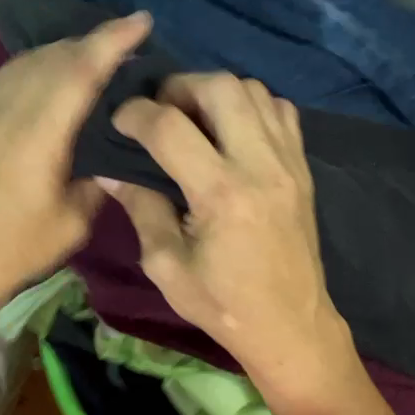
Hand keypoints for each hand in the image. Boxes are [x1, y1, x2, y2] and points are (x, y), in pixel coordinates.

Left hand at [0, 12, 152, 300]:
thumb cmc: (17, 247)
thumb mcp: (73, 220)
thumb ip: (96, 181)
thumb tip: (109, 157)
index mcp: (39, 133)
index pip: (80, 70)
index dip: (112, 40)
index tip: (141, 21)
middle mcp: (9, 110)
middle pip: (54, 57)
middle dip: (92, 41)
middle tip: (126, 41)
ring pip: (27, 62)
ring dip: (63, 51)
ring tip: (92, 55)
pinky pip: (9, 76)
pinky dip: (37, 66)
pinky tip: (50, 77)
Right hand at [106, 74, 352, 386]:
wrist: (290, 326)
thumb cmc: (222, 305)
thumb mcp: (166, 266)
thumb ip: (142, 209)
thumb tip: (111, 171)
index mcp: (221, 195)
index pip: (170, 127)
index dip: (136, 114)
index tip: (119, 121)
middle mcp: (260, 166)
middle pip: (220, 88)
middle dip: (179, 88)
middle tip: (159, 111)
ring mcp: (288, 163)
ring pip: (254, 90)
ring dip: (215, 93)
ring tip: (192, 118)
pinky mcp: (303, 168)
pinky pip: (280, 111)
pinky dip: (251, 107)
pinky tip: (230, 131)